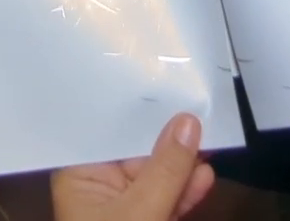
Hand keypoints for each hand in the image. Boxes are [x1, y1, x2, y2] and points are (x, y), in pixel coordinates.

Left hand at [51, 113, 214, 220]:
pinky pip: (162, 200)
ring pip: (153, 176)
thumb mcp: (142, 213)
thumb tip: (189, 121)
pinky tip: (205, 177)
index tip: (167, 82)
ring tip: (210, 141)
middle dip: (167, 136)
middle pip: (134, 150)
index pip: (108, 129)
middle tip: (199, 108)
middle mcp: (95, 186)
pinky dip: (183, 192)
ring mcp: (118, 209)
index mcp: (79, 174)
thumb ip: (167, 169)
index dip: (138, 107)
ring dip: (182, 165)